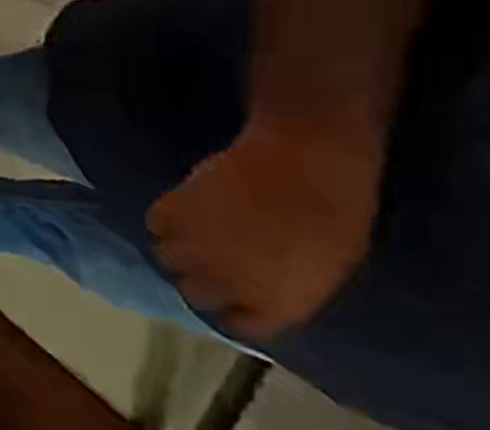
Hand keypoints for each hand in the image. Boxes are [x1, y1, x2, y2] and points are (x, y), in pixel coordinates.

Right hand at [148, 120, 381, 342]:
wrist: (306, 167)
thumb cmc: (334, 221)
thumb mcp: (318, 272)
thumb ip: (278, 286)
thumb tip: (247, 285)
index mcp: (275, 304)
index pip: (238, 323)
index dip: (233, 307)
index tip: (232, 294)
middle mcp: (228, 280)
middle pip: (193, 292)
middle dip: (197, 279)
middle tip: (205, 261)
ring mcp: (197, 243)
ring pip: (165, 256)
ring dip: (174, 248)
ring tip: (186, 234)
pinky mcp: (176, 207)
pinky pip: (155, 222)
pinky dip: (163, 219)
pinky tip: (178, 211)